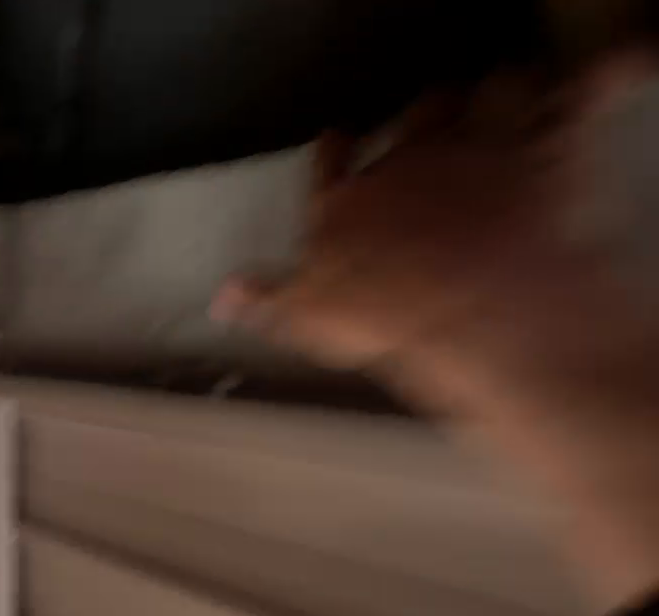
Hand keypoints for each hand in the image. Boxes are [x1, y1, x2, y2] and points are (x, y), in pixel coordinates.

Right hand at [214, 55, 658, 614]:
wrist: (487, 326)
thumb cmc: (396, 337)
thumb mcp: (318, 327)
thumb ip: (269, 304)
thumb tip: (219, 291)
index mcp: (343, 214)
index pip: (329, 172)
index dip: (333, 156)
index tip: (332, 141)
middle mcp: (402, 172)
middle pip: (401, 126)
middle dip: (410, 116)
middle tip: (417, 100)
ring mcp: (476, 158)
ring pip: (478, 101)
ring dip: (486, 88)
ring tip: (496, 70)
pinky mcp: (549, 158)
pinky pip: (581, 102)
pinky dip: (608, 75)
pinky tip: (620, 56)